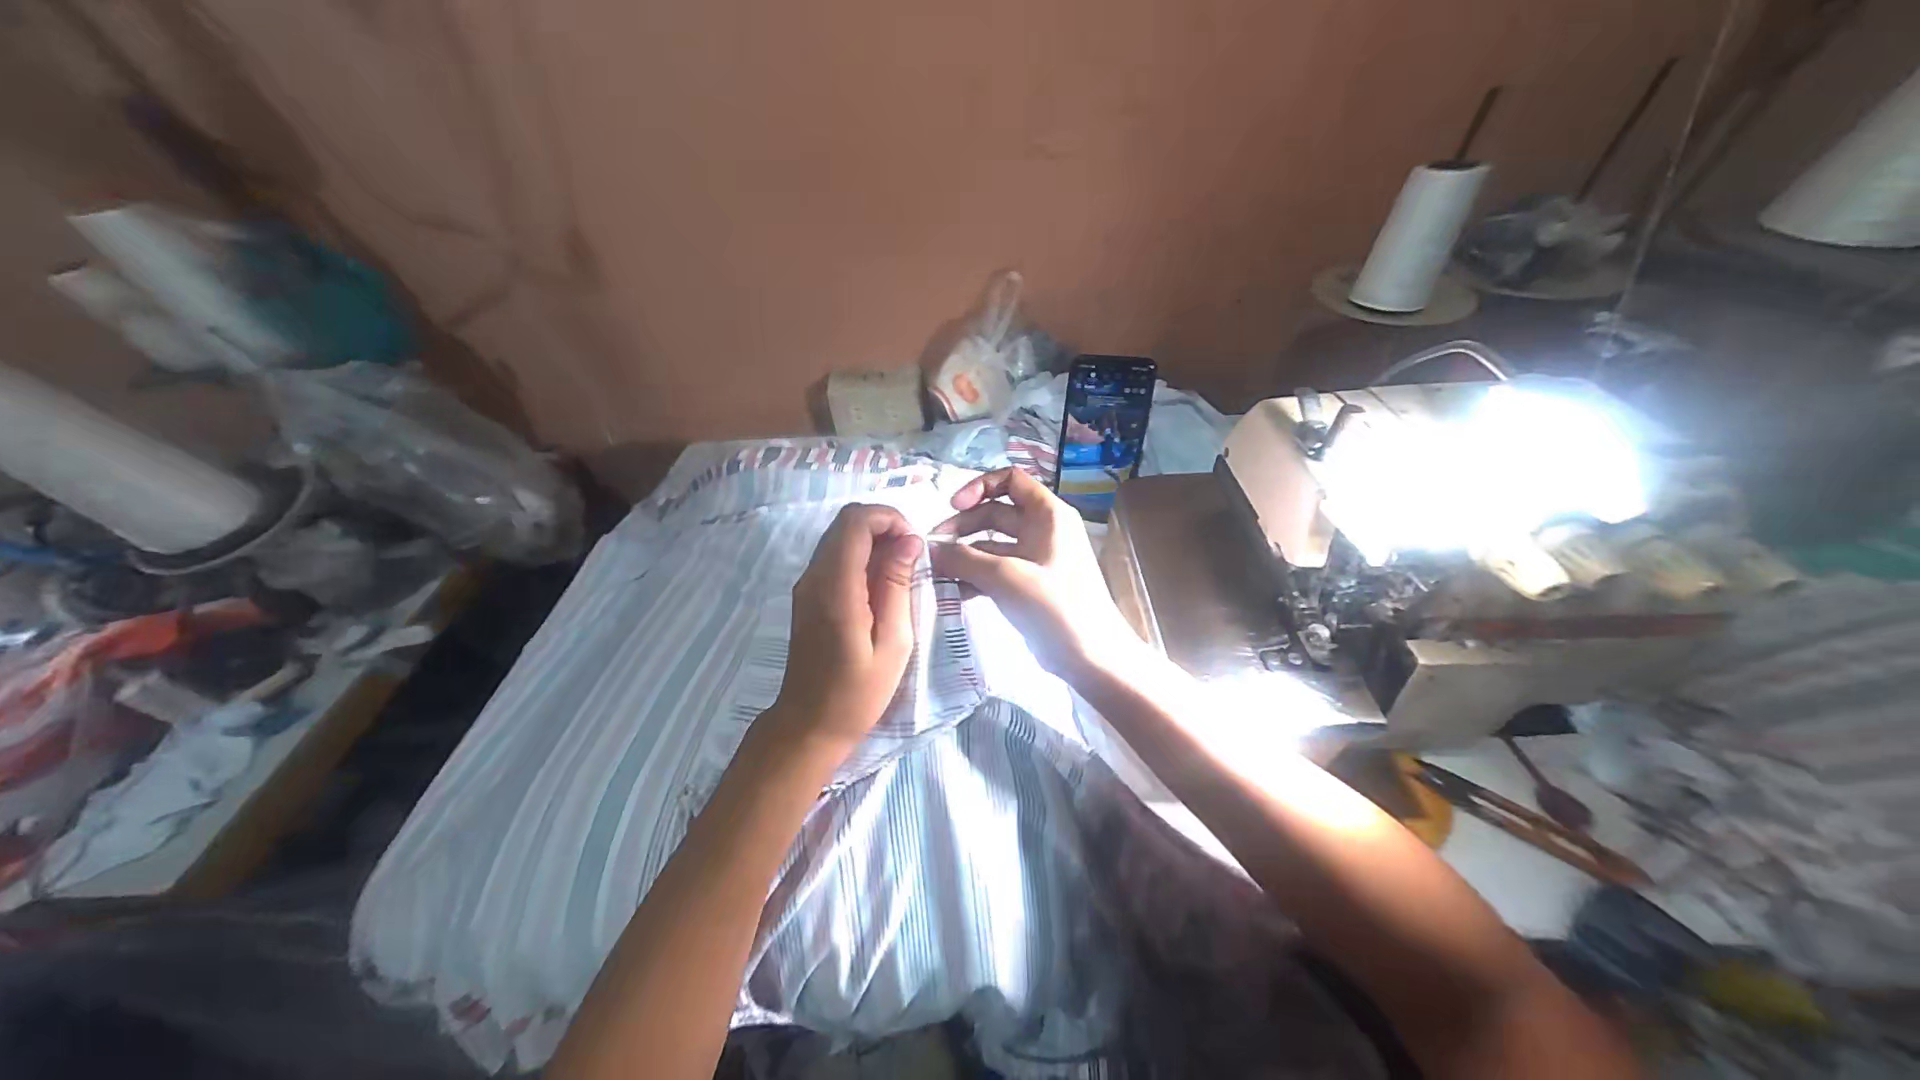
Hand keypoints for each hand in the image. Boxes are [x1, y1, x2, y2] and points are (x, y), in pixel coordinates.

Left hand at [766, 504, 922, 750]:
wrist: (810, 722)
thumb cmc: (858, 691)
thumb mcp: (893, 642)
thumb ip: (897, 585)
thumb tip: (909, 541)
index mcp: (836, 588)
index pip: (855, 522)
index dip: (889, 518)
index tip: (915, 544)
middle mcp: (814, 577)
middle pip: (845, 522)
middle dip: (884, 526)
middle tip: (912, 555)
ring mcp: (806, 584)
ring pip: (839, 536)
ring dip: (873, 540)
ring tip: (902, 570)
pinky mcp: (808, 594)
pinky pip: (835, 556)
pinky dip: (861, 556)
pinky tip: (881, 584)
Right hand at [929, 467, 1137, 677]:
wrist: (1092, 656)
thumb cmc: (1056, 607)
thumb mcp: (1006, 577)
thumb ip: (964, 559)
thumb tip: (930, 549)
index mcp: (1048, 514)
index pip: (1010, 479)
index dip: (979, 486)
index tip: (952, 506)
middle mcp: (1043, 529)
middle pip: (995, 512)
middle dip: (962, 526)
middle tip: (933, 548)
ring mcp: (1037, 558)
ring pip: (992, 544)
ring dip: (965, 555)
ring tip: (937, 572)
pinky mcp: (1030, 585)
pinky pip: (997, 570)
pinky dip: (976, 576)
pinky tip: (955, 592)